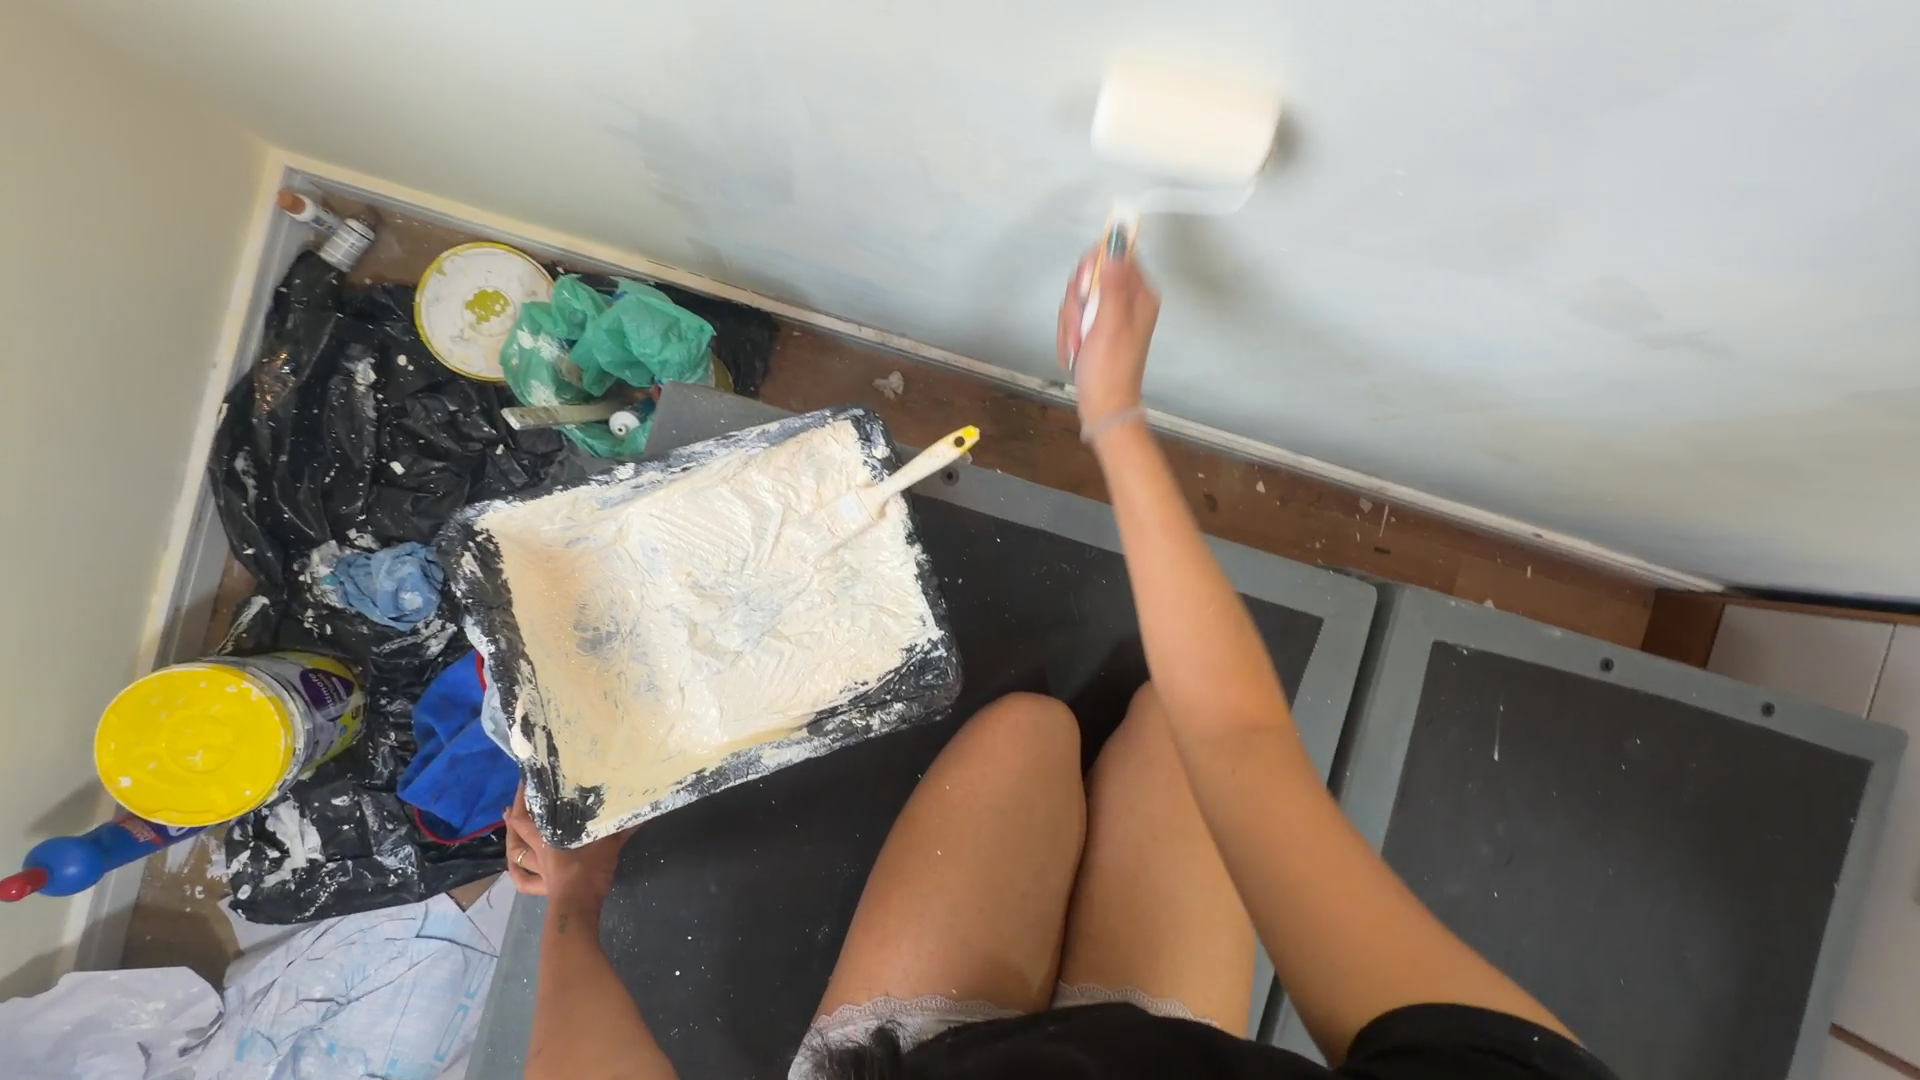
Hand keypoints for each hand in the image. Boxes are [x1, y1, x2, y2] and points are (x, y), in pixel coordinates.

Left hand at [504, 784, 635, 907]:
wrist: (578, 906)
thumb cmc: (588, 871)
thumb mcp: (610, 844)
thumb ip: (623, 827)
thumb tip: (642, 810)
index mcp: (549, 838)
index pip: (529, 815)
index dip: (523, 798)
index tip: (526, 780)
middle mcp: (539, 852)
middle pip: (519, 831)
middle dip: (514, 814)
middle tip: (513, 802)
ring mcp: (538, 870)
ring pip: (516, 854)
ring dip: (511, 840)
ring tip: (509, 827)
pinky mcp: (542, 886)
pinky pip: (524, 879)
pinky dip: (517, 872)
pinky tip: (514, 865)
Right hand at [1057, 246, 1160, 423]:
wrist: (1104, 407)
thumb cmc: (1110, 368)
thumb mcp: (1110, 322)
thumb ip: (1112, 280)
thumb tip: (1118, 239)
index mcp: (1139, 294)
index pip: (1116, 254)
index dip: (1094, 266)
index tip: (1085, 289)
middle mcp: (1127, 300)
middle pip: (1091, 275)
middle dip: (1077, 301)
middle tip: (1082, 324)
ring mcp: (1110, 315)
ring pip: (1079, 297)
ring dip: (1071, 321)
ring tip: (1079, 344)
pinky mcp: (1096, 329)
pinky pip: (1075, 317)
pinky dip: (1070, 333)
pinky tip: (1076, 350)